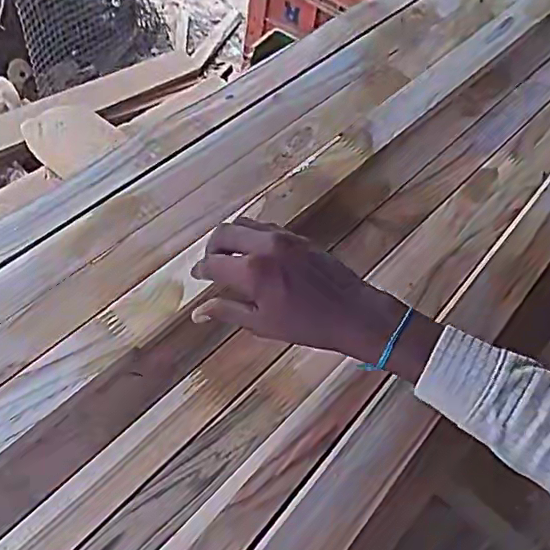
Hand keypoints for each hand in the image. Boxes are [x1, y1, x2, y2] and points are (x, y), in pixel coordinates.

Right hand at [189, 219, 440, 381]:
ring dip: (230, 238)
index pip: (213, 263)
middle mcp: (264, 246)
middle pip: (223, 233)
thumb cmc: (307, 325)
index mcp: (252, 271)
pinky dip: (250, 236)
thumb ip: (227, 312)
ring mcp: (283, 237)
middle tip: (210, 265)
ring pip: (244, 224)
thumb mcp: (262, 324)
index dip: (200, 270)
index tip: (196, 276)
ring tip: (230, 258)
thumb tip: (198, 312)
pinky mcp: (297, 237)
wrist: (353, 312)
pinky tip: (254, 255)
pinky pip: (264, 227)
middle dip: (211, 248)